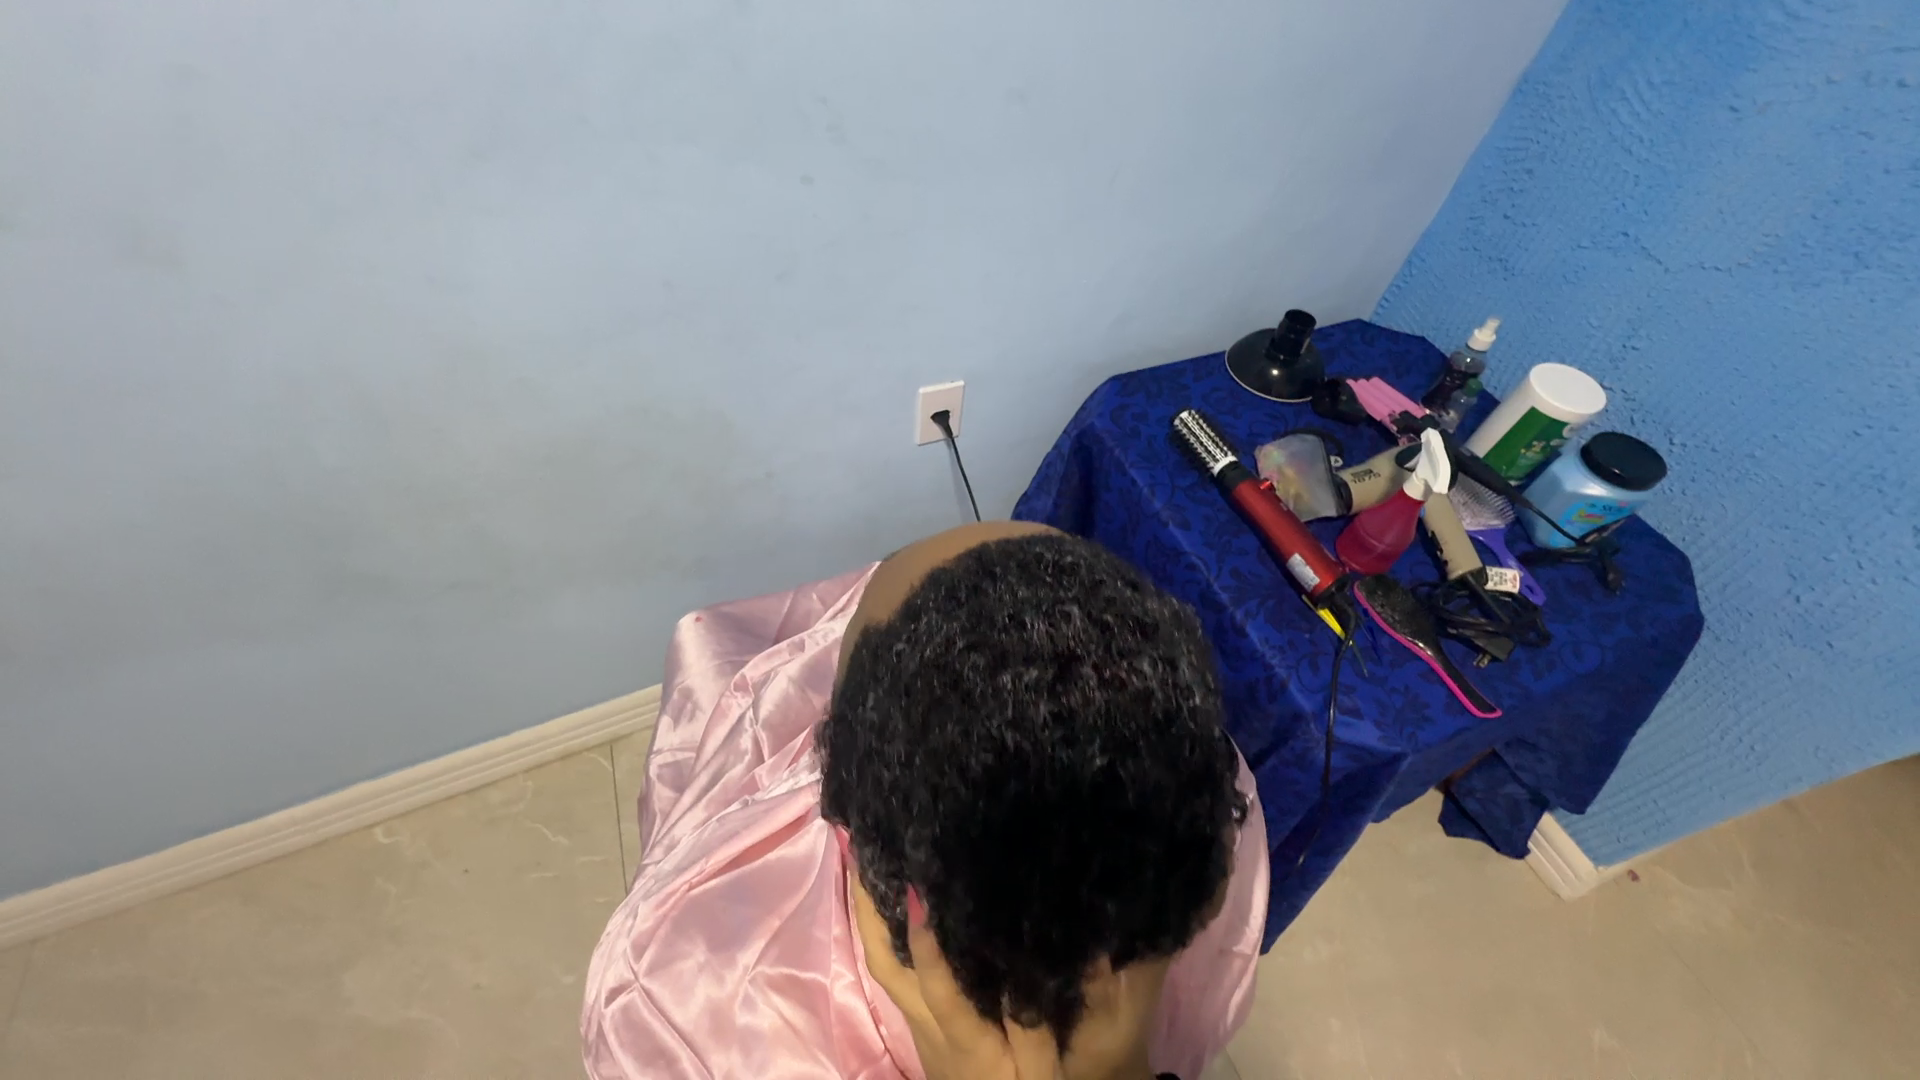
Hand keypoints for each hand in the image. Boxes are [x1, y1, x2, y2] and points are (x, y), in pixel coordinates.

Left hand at [874, 887, 1064, 1079]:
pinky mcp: (919, 1020)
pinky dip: (886, 934)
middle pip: (886, 968)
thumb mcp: (1038, 1075)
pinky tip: (892, 906)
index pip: (936, 987)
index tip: (918, 894)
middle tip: (865, 857)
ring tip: (870, 868)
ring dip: (872, 919)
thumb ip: (1033, 1030)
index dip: (925, 944)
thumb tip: (1027, 970)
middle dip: (870, 912)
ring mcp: (916, 1021)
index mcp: (961, 1036)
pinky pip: (894, 970)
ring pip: (883, 967)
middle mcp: (926, 1023)